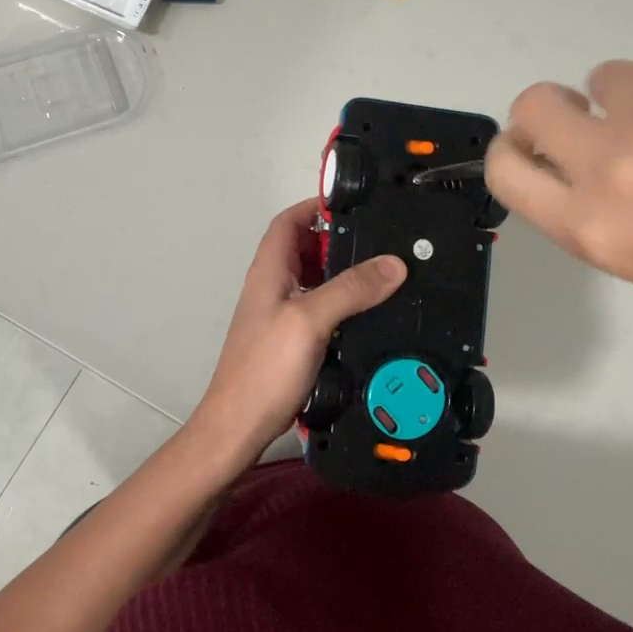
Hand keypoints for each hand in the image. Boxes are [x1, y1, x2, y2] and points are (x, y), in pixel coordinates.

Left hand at [193, 199, 406, 458]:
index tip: (357, 205)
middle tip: (383, 241)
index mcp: (268, 272)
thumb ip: (350, 289)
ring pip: (315, 282)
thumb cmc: (265, 369)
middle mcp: (272, 288)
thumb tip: (394, 263)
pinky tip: (371, 316)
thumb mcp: (310, 321)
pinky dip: (343, 306)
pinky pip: (320, 311)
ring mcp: (280, 317)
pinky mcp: (291, 343)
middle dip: (340, 240)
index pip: (288, 222)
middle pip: (305, 249)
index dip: (316, 206)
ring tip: (386, 275)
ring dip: (344, 275)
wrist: (238, 427)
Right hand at [485, 53, 632, 336]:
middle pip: (536, 102)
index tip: (532, 147)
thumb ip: (614, 212)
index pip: (508, 168)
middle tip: (596, 117)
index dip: (513, 151)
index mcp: (594, 225)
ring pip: (615, 76)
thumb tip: (605, 171)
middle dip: (554, 106)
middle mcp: (612, 162)